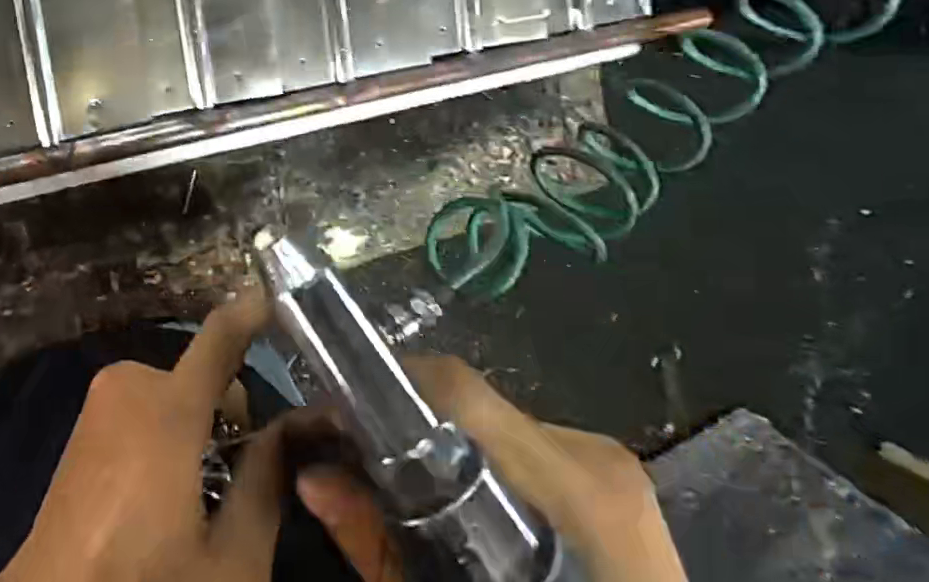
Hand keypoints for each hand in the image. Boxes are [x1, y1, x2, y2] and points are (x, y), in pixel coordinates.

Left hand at [0, 292, 308, 581]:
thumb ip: (265, 483)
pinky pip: (146, 402)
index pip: (219, 337)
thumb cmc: (146, 581)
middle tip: (235, 482)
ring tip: (194, 495)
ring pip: (177, 391)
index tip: (282, 295)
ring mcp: (102, 397)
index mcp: (168, 408)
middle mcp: (131, 383)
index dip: (253, 312)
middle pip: (205, 378)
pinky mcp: (86, 416)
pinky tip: (160, 487)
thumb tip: (294, 428)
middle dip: (230, 417)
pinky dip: (168, 428)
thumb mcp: (229, 558)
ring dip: (198, 426)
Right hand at [295, 355, 687, 581]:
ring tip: (405, 479)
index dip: (386, 385)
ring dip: (442, 439)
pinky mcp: (618, 482)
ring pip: (493, 422)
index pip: (457, 390)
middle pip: (470, 403)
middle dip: (405, 417)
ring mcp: (612, 467)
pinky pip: (525, 447)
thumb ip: (379, 543)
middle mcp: (592, 457)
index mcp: (569, 489)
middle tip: (355, 447)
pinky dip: (481, 460)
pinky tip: (465, 502)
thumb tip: (310, 477)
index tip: (338, 410)